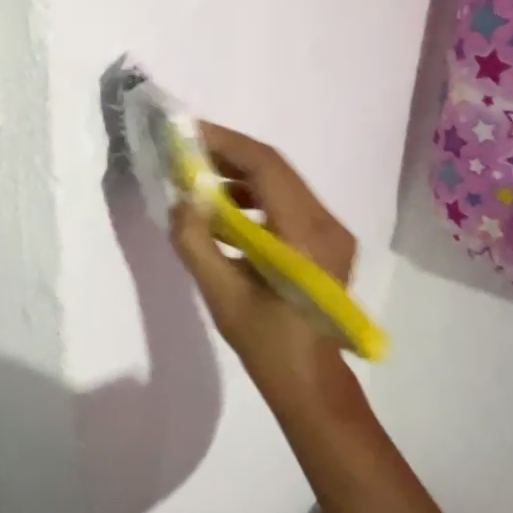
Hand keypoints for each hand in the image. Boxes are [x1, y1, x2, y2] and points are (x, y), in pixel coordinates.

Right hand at [168, 122, 361, 407]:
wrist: (308, 379)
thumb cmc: (265, 341)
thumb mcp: (220, 294)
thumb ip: (195, 242)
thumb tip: (181, 200)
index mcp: (304, 235)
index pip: (266, 167)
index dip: (225, 143)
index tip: (187, 133)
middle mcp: (327, 224)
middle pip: (276, 170)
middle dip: (228, 155)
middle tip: (185, 151)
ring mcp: (332, 232)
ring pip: (282, 185)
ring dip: (239, 177)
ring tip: (196, 179)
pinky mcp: (326, 243)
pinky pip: (287, 205)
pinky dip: (253, 199)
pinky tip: (222, 212)